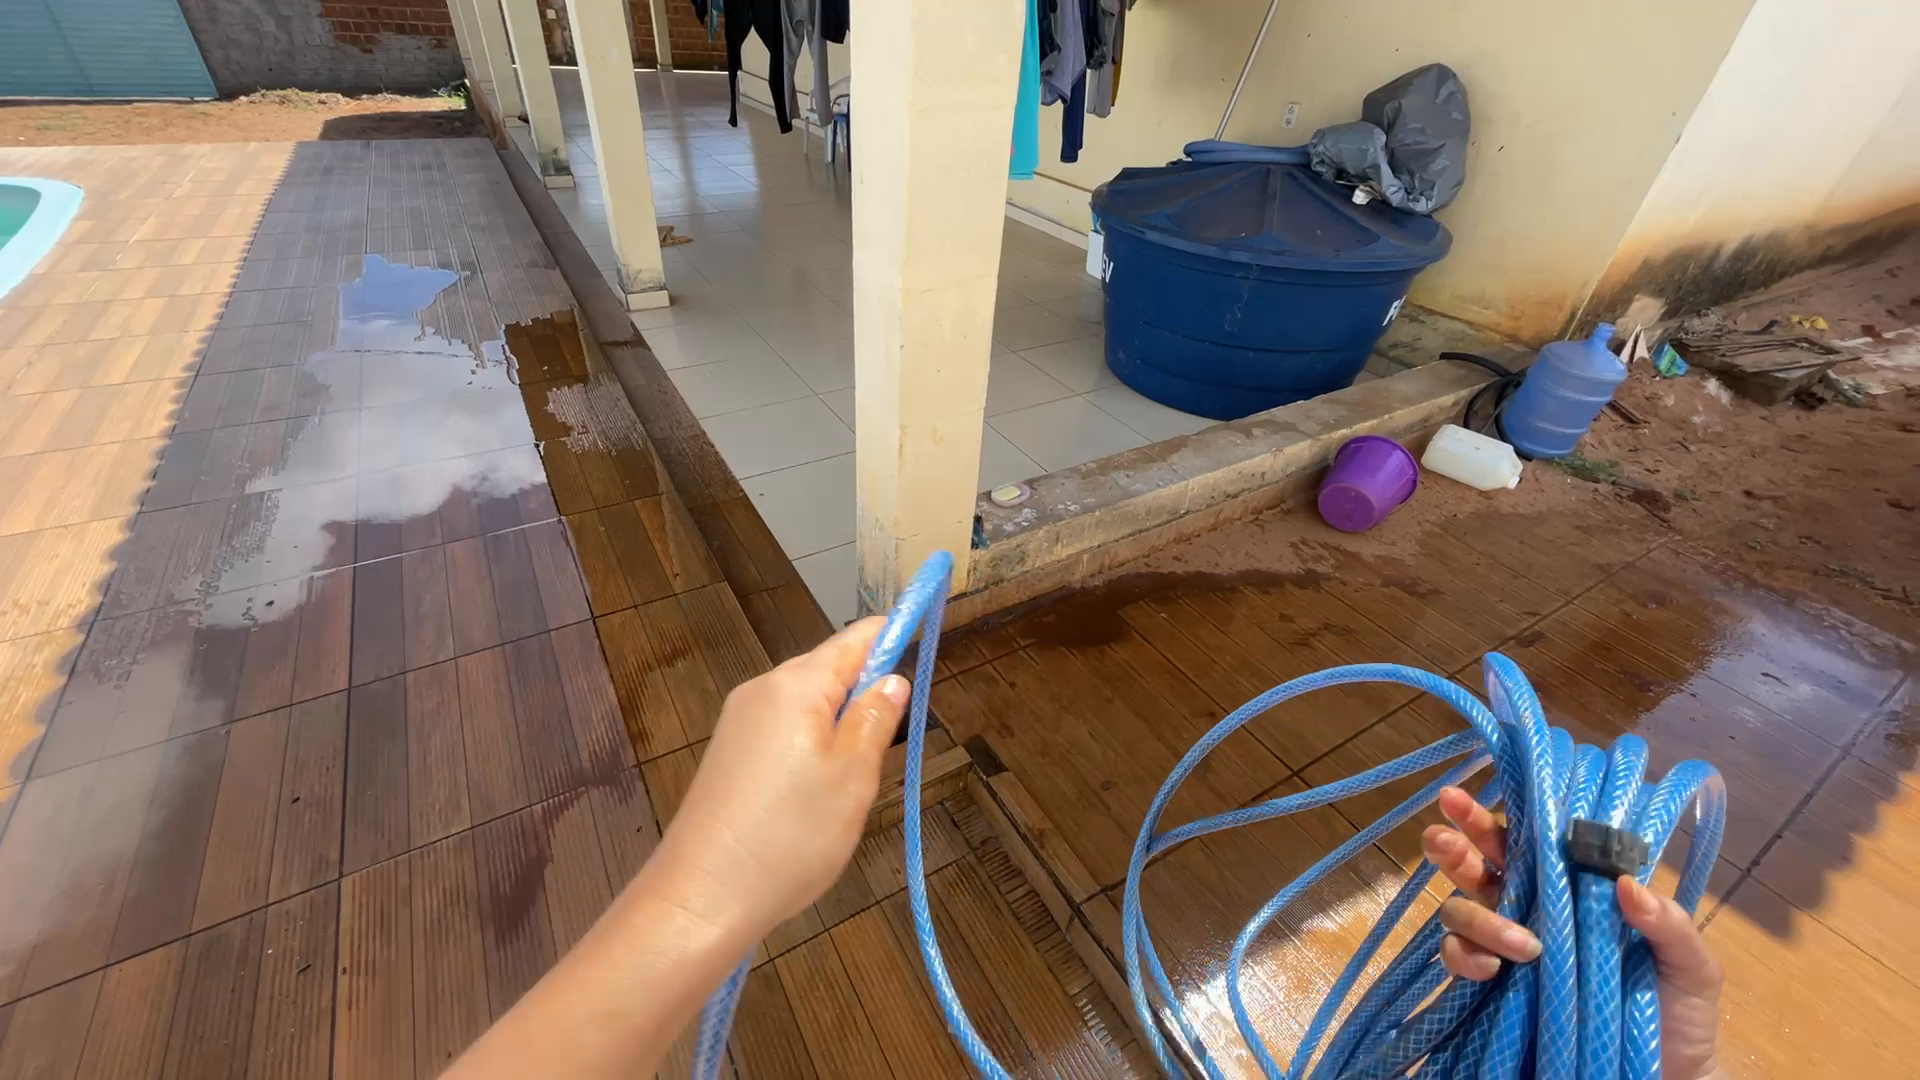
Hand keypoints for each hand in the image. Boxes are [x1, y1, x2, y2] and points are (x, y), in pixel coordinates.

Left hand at [645, 617, 908, 937]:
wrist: (701, 899)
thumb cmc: (790, 834)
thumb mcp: (853, 775)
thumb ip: (876, 718)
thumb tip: (892, 678)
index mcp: (796, 684)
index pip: (856, 638)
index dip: (893, 636)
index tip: (924, 644)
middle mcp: (763, 689)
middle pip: (829, 668)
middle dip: (865, 693)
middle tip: (883, 749)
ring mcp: (740, 720)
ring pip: (807, 702)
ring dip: (840, 724)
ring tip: (848, 782)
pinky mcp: (729, 751)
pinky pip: (784, 727)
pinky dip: (811, 742)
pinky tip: (812, 792)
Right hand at [1420, 786, 1725, 1079]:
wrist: (1667, 1079)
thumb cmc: (1677, 1012)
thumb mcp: (1692, 968)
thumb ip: (1670, 925)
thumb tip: (1626, 883)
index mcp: (1559, 887)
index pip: (1514, 842)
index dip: (1481, 818)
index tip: (1455, 798)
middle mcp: (1518, 905)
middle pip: (1467, 863)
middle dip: (1450, 847)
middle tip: (1445, 841)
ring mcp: (1498, 943)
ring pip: (1456, 907)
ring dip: (1476, 915)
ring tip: (1523, 944)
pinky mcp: (1486, 980)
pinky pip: (1455, 954)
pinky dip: (1465, 955)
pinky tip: (1490, 969)